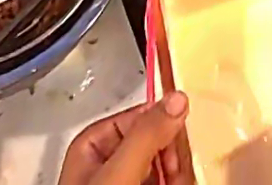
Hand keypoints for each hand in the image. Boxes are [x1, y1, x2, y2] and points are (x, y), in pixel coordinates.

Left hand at [57, 92, 190, 184]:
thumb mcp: (117, 174)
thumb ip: (145, 134)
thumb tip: (178, 96)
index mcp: (93, 142)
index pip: (145, 114)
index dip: (166, 128)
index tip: (177, 147)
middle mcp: (108, 158)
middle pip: (158, 138)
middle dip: (172, 157)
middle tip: (175, 176)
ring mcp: (122, 178)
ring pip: (163, 160)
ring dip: (176, 172)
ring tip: (177, 182)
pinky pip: (163, 177)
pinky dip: (174, 180)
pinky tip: (177, 184)